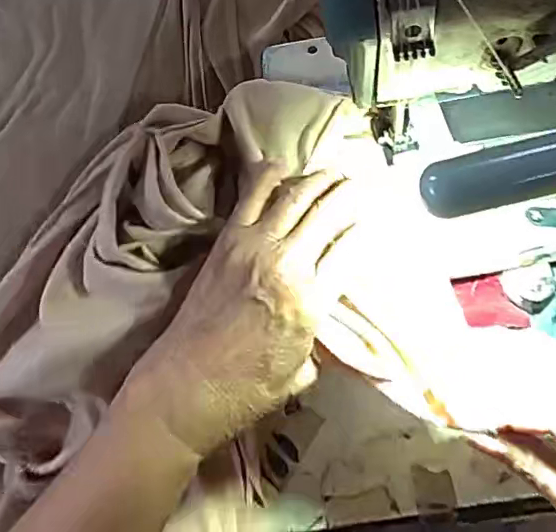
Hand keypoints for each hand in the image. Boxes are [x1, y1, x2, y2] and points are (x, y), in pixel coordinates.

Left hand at [116, 161, 359, 459]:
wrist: (185, 384)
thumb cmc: (247, 389)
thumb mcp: (302, 369)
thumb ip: (323, 332)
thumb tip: (334, 304)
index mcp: (310, 301)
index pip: (349, 249)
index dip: (363, 230)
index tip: (370, 220)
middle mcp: (286, 263)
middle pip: (327, 212)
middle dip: (347, 193)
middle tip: (357, 185)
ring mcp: (254, 244)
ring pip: (294, 195)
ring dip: (318, 178)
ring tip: (332, 171)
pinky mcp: (228, 237)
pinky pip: (253, 194)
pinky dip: (270, 174)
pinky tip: (283, 165)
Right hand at [435, 329, 555, 531]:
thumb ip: (532, 467)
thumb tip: (475, 430)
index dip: (501, 402)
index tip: (458, 405)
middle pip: (542, 369)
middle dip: (486, 371)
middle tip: (439, 378)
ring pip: (538, 352)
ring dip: (489, 355)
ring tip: (449, 364)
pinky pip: (544, 352)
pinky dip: (506, 354)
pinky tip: (478, 357)